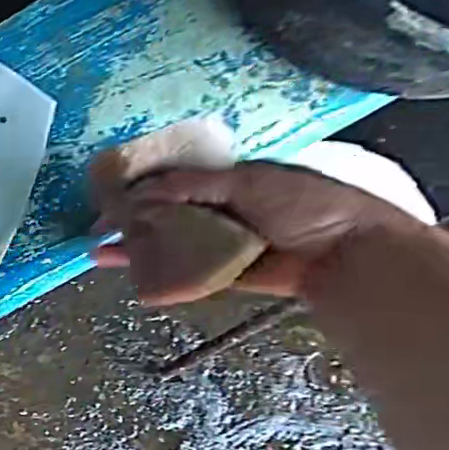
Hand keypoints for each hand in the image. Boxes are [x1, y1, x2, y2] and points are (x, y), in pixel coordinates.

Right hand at [92, 161, 425, 302]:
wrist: (351, 258)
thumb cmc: (309, 207)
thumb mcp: (249, 182)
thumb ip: (191, 184)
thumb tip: (137, 191)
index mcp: (229, 180)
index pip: (174, 178)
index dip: (140, 184)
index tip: (110, 194)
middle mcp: (219, 209)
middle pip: (161, 211)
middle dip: (126, 217)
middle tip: (97, 224)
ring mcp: (216, 241)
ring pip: (162, 240)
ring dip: (129, 244)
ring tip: (97, 249)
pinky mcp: (215, 270)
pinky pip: (173, 268)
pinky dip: (145, 269)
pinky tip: (119, 267)